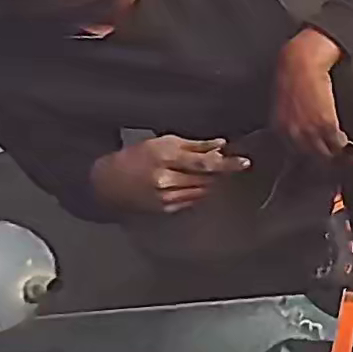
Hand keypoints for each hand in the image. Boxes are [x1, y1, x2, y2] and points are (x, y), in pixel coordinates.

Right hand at [91, 135, 249, 213]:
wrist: (107, 182)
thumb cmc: (136, 156)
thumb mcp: (163, 143)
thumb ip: (195, 145)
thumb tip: (221, 144)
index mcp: (164, 158)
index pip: (204, 162)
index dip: (226, 163)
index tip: (244, 162)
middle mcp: (166, 179)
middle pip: (208, 178)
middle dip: (218, 172)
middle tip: (222, 165)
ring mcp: (166, 196)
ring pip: (204, 190)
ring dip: (209, 182)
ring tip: (199, 174)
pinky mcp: (167, 208)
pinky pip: (195, 200)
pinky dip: (198, 192)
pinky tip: (188, 185)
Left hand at [274, 27, 350, 159]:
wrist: (300, 63)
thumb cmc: (291, 79)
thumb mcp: (283, 106)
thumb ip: (290, 124)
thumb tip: (302, 135)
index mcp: (280, 129)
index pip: (295, 155)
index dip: (309, 156)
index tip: (319, 155)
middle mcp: (293, 134)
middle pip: (312, 157)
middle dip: (324, 157)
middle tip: (334, 155)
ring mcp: (310, 130)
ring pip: (327, 153)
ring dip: (336, 152)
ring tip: (342, 148)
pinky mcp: (326, 124)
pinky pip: (338, 141)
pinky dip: (342, 141)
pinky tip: (343, 136)